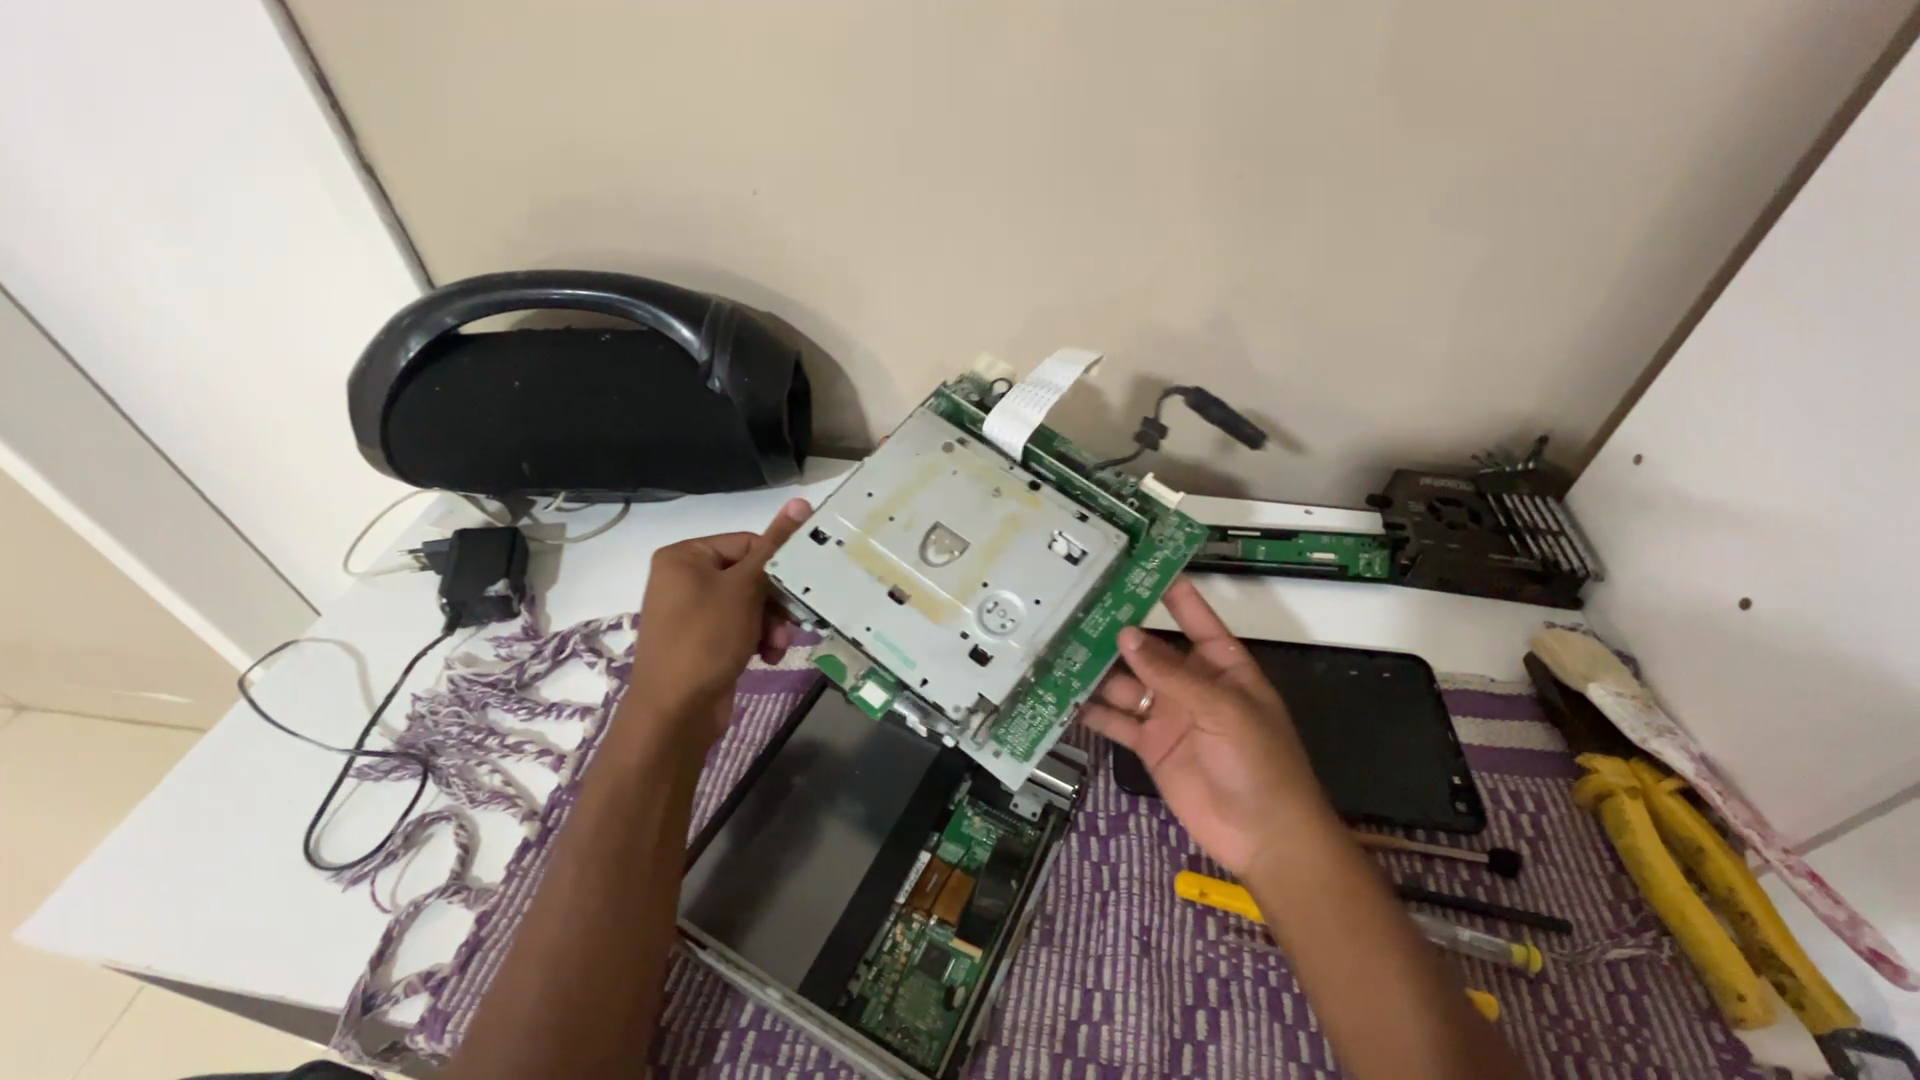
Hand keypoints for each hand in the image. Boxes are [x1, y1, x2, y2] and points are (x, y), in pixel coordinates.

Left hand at [624, 498, 810, 744]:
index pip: (747, 543)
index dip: (776, 566)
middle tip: (795, 622)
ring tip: (779, 646)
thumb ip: (775, 547)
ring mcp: (690, 612)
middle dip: (775, 602)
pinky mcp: (701, 641)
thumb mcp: (745, 588)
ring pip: (749, 604)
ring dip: (771, 624)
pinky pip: (739, 627)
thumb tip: (801, 502)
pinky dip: (757, 639)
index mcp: (685, 556)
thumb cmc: (706, 638)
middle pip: (749, 575)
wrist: (675, 710)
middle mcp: (683, 578)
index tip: (799, 588)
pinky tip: (767, 657)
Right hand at [1080, 578, 1335, 874]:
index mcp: (1222, 665)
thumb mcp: (1222, 709)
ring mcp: (1168, 714)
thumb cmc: (1259, 762)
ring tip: (1059, 650)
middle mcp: (1191, 684)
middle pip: (1149, 650)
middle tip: (1076, 609)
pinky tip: (1063, 698)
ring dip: (1097, 670)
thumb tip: (1127, 635)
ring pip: (1126, 683)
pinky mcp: (1150, 745)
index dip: (1171, 593)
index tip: (1140, 566)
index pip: (1195, 619)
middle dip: (1117, 632)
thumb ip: (1172, 673)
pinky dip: (1092, 712)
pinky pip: (1117, 721)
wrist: (1263, 834)